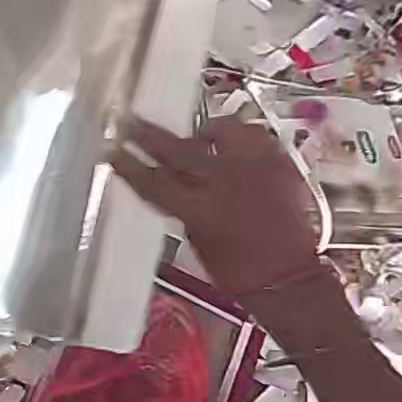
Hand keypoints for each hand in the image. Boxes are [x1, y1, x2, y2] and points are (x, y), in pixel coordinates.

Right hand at [109, 117, 321, 297]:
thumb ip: (184, 209)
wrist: (288, 278)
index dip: (129, 165)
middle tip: (132, 123)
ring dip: (204, 133)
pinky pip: (255, 135)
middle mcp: (224, 181)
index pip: (153, 181)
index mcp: (199, 209)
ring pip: (221, 129)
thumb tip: (174, 188)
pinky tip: (236, 149)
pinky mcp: (279, 161)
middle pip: (177, 149)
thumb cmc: (239, 272)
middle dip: (149, 135)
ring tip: (201, 137)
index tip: (113, 150)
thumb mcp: (198, 241)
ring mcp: (255, 166)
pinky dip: (241, 138)